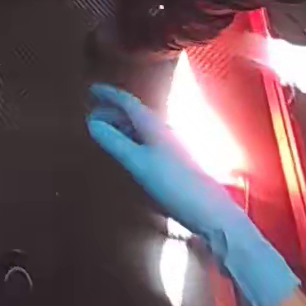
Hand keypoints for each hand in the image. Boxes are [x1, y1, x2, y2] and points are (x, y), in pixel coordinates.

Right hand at [86, 84, 298, 305]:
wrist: (214, 215)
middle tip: (92, 113)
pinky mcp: (176, 163)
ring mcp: (171, 147)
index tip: (91, 90)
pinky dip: (131, 139)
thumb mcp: (138, 163)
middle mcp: (163, 130)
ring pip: (141, 128)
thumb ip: (114, 142)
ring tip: (104, 131)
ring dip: (121, 126)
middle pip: (134, 113)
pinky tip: (128, 152)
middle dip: (112, 110)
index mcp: (153, 125)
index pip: (127, 102)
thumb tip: (92, 123)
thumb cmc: (173, 185)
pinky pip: (146, 141)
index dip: (109, 94)